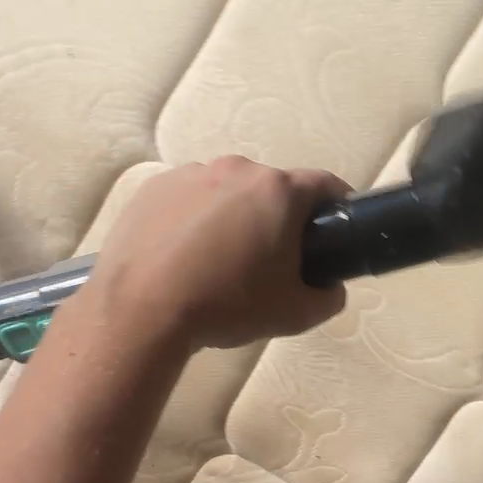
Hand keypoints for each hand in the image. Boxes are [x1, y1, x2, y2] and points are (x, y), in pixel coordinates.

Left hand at [89, 156, 351, 350]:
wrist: (143, 309)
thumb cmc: (231, 305)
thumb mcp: (299, 314)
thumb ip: (330, 296)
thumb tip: (329, 285)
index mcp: (279, 192)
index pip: (326, 185)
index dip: (339, 207)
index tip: (338, 232)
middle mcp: (236, 169)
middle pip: (276, 189)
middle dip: (284, 219)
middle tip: (280, 262)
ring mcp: (190, 173)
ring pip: (232, 193)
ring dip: (240, 218)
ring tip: (228, 262)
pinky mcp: (154, 188)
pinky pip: (194, 200)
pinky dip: (201, 221)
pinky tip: (192, 258)